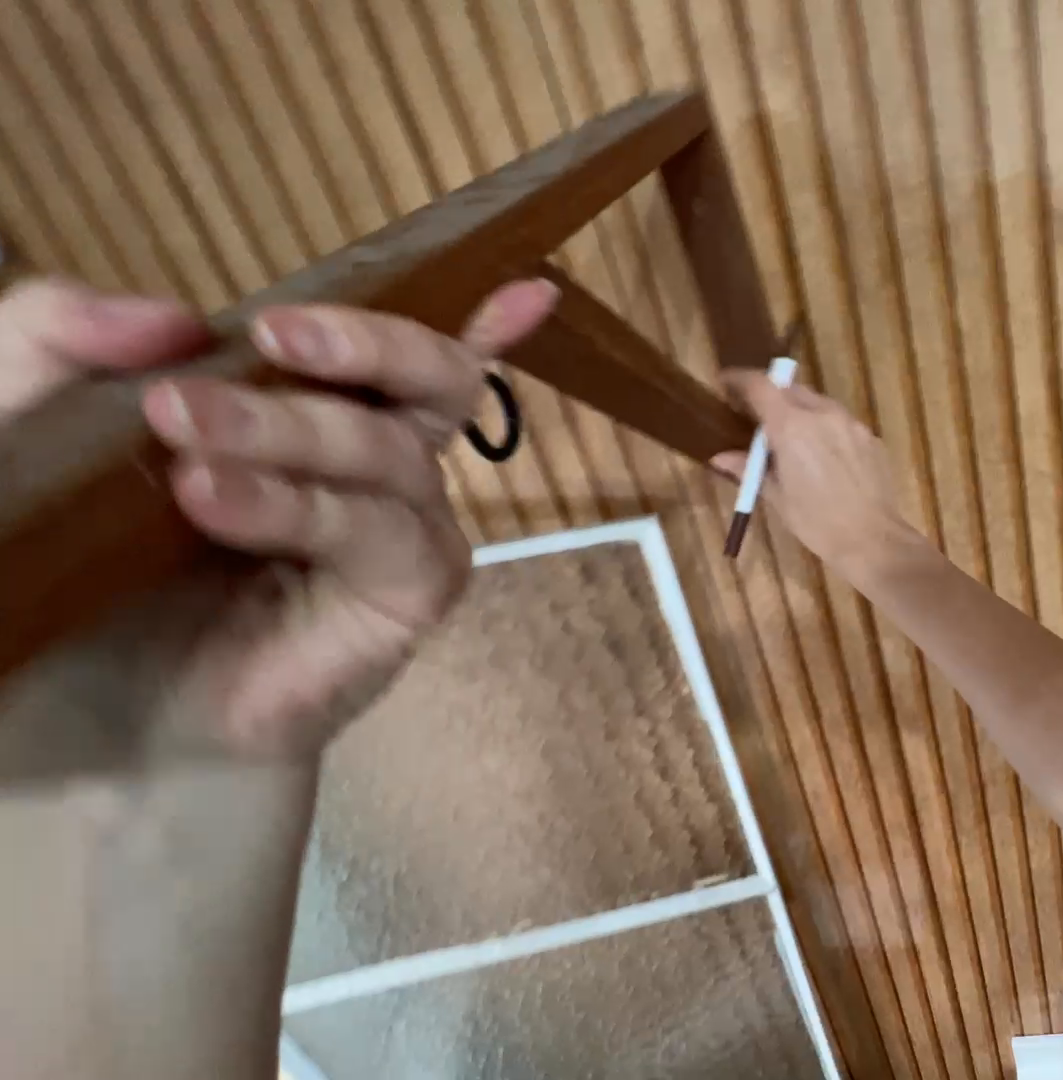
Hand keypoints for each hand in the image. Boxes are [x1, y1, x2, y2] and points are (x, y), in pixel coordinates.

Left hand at [0, 277, 557, 769]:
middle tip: (280, 334)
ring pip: (399, 451)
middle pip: (437, 383)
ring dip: (302, 430)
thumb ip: (49, 360)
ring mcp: (407, 530)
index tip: (530, 286)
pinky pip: (387, 534)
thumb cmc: (80, 588)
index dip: (480, 322)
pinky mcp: (413, 594)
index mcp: (320, 419)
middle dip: (378, 346)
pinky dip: (306, 507)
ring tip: (183, 432)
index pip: (404, 361)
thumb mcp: (21, 447)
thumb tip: (163, 313)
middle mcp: (383, 466)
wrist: (101, 735)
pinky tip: (219, 501)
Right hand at [709, 370, 921, 576]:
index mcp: (792, 426)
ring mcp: (851, 423)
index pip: (760, 385)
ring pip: (818, 402)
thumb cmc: (817, 523)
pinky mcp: (870, 437)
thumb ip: (749, 469)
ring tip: (791, 439)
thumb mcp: (778, 497)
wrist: (873, 539)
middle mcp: (822, 414)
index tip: (726, 384)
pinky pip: (841, 421)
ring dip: (800, 410)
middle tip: (758, 418)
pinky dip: (825, 428)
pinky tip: (824, 456)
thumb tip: (721, 457)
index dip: (739, 379)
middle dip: (771, 396)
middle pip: (790, 389)